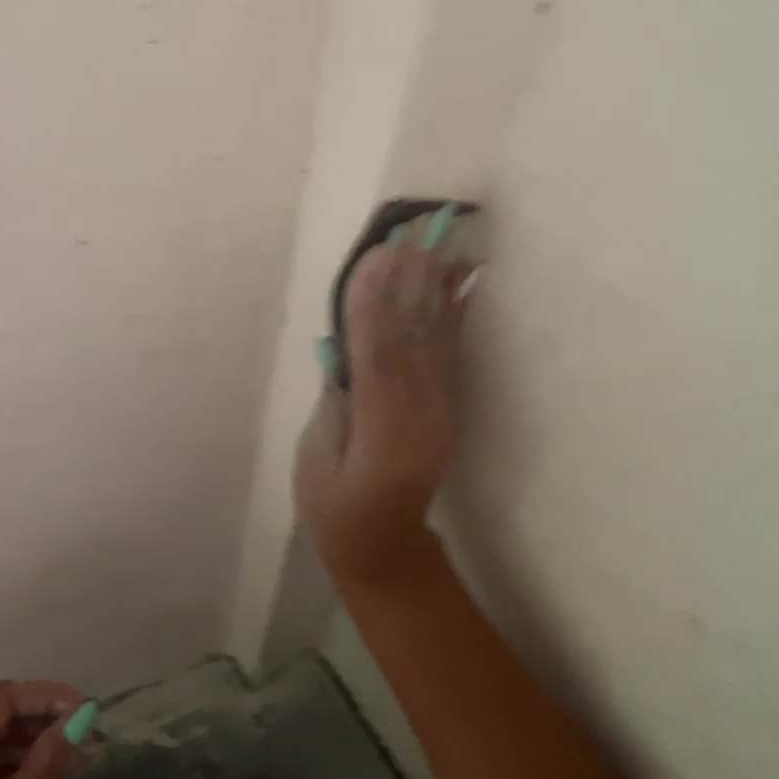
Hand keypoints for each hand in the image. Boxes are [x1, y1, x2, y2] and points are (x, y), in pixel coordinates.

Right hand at [296, 218, 474, 582]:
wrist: (383, 546)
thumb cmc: (334, 508)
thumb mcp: (319, 460)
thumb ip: (337, 402)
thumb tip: (348, 345)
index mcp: (385, 437)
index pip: (377, 359)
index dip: (372, 307)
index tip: (372, 259)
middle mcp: (424, 419)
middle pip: (413, 340)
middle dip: (408, 283)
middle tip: (408, 232)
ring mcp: (443, 412)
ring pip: (436, 339)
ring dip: (433, 286)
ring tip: (435, 239)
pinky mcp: (448, 406)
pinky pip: (450, 352)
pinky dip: (454, 311)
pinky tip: (460, 278)